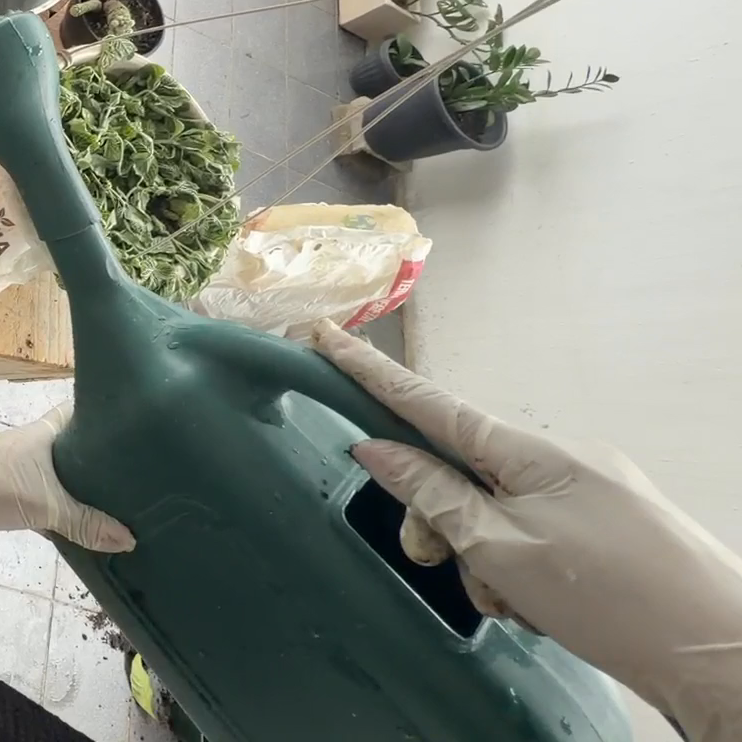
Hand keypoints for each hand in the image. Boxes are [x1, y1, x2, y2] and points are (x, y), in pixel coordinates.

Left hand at [0, 401, 133, 552]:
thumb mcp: (47, 505)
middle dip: (101, 462)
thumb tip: (130, 539)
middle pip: (76, 449)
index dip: (104, 418)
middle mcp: (37, 445)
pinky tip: (88, 528)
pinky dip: (67, 512)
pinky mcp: (17, 492)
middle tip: (139, 479)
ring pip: (64, 477)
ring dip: (85, 491)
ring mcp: (25, 469)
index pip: (78, 414)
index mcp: (45, 433)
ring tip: (122, 506)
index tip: (136, 429)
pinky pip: (51, 499)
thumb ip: (87, 522)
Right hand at [312, 319, 741, 737]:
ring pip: (490, 499)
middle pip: (456, 463)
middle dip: (431, 509)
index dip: (368, 370)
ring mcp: (590, 488)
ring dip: (474, 544)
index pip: (425, 400)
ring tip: (500, 598)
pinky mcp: (611, 521)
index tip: (326, 335)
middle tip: (427, 556)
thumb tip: (374, 449)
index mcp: (531, 452)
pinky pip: (531, 520)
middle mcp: (559, 457)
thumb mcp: (499, 549)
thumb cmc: (614, 603)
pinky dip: (512, 556)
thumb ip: (429, 494)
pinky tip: (530, 599)